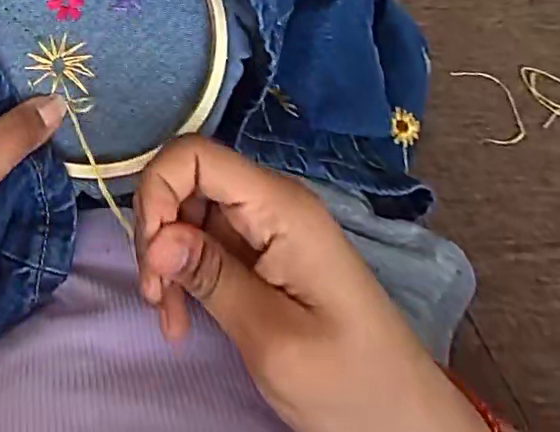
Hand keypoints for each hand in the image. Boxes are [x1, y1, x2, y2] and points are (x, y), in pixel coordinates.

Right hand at [135, 136, 483, 431]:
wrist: (407, 426)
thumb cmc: (351, 384)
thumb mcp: (274, 339)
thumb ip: (211, 278)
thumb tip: (155, 238)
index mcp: (280, 206)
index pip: (195, 154)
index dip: (159, 188)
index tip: (153, 253)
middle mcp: (268, 201)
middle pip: (186, 181)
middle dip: (157, 230)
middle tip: (155, 294)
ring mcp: (263, 225)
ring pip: (187, 213)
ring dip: (165, 258)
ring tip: (168, 314)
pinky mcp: (258, 251)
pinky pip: (202, 241)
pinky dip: (182, 273)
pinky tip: (181, 315)